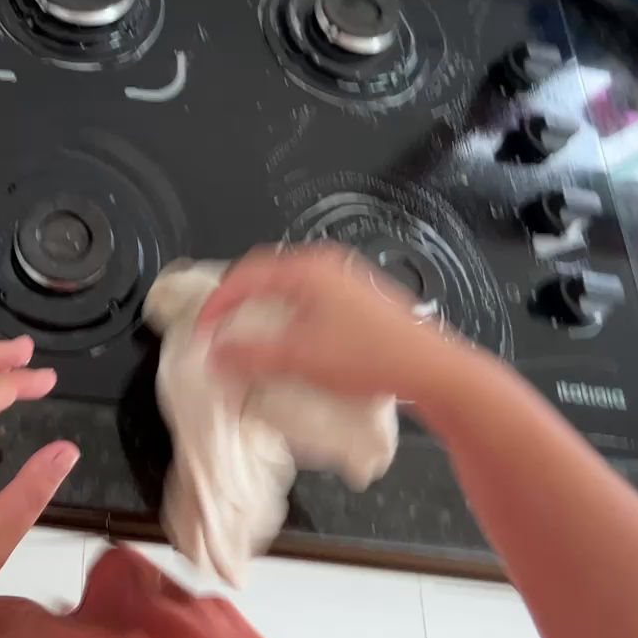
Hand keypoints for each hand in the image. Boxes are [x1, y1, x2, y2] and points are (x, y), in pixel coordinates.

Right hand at [196, 246, 492, 411]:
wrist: (433, 371)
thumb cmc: (372, 357)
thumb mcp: (298, 358)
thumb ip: (249, 354)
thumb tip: (215, 353)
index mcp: (307, 268)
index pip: (245, 274)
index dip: (217, 301)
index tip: (203, 329)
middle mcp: (325, 265)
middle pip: (264, 274)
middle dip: (237, 301)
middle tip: (220, 327)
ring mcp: (344, 279)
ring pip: (286, 287)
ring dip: (262, 310)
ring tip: (248, 336)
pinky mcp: (357, 299)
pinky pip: (307, 299)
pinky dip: (285, 315)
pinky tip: (287, 342)